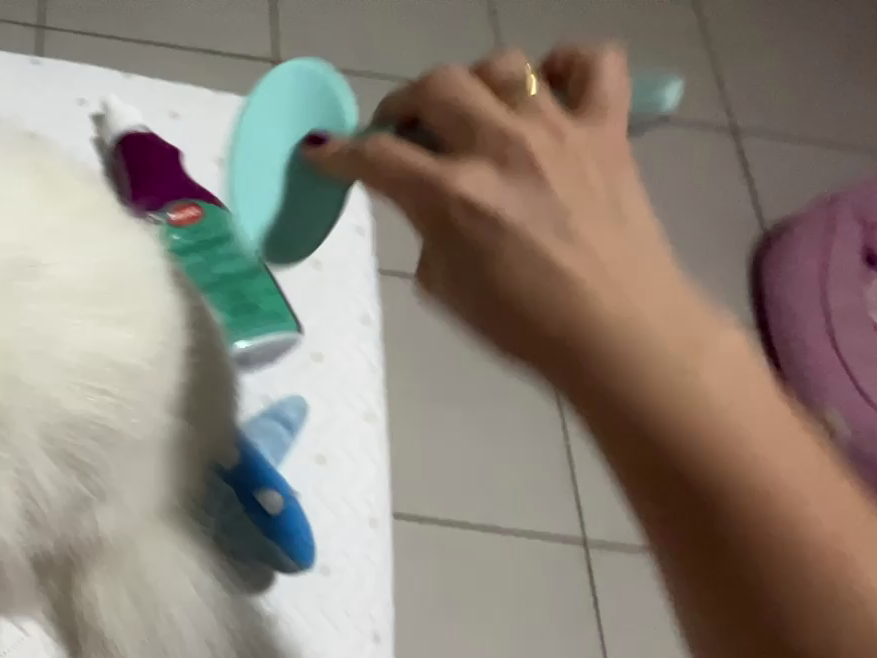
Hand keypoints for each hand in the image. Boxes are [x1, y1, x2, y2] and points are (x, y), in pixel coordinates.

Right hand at [304, 44, 727, 390]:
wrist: (610, 324)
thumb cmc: (511, 319)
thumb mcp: (439, 279)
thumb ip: (426, 224)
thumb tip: (427, 196)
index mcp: (449, 196)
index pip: (375, 157)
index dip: (335, 152)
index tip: (317, 151)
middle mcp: (499, 148)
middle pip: (434, 88)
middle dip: (400, 106)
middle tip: (395, 132)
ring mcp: (559, 130)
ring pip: (501, 66)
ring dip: (468, 84)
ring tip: (463, 114)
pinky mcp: (609, 126)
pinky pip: (592, 62)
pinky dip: (562, 66)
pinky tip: (543, 94)